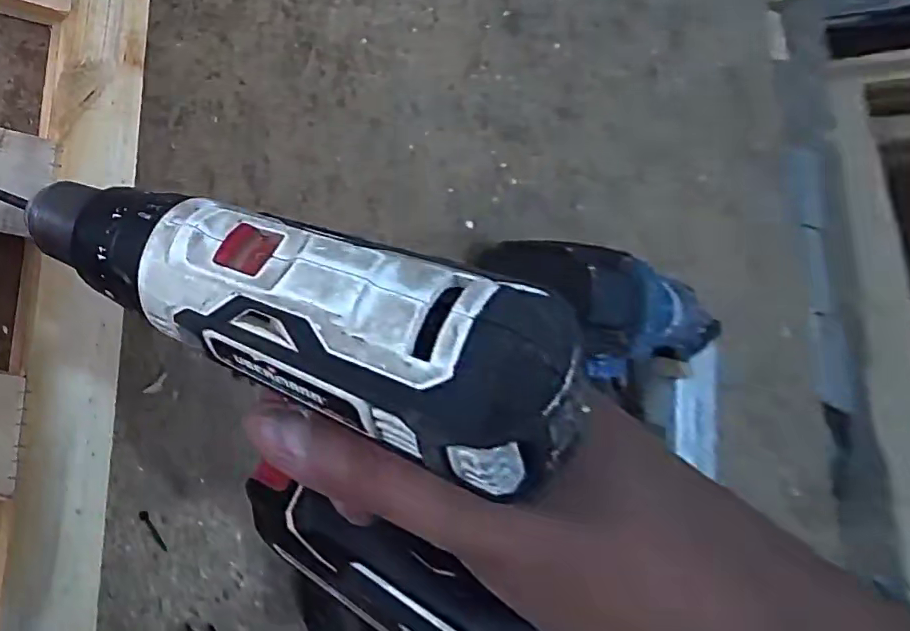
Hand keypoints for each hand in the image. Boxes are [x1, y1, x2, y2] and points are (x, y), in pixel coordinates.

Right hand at [243, 394, 909, 630]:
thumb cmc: (642, 576)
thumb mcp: (494, 532)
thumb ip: (381, 480)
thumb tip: (268, 425)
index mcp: (508, 370)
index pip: (390, 333)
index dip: (326, 346)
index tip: (273, 369)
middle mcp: (519, 392)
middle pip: (402, 385)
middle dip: (347, 417)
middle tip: (299, 452)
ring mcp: (540, 440)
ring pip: (431, 432)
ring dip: (384, 459)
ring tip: (346, 496)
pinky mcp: (556, 485)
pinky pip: (465, 469)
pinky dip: (428, 490)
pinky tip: (415, 527)